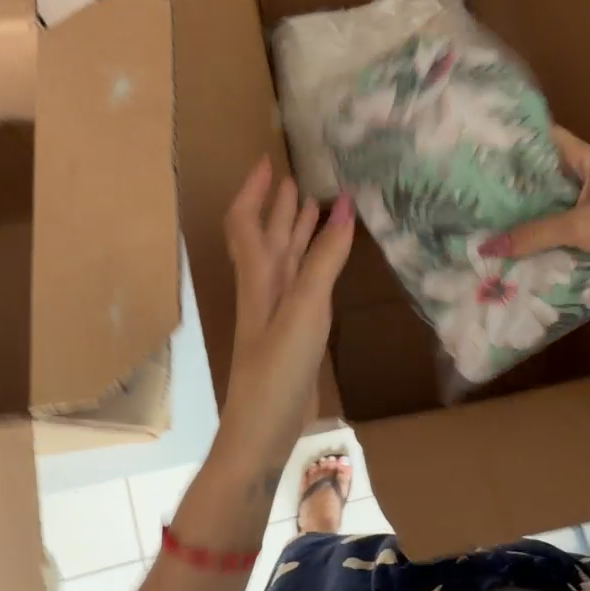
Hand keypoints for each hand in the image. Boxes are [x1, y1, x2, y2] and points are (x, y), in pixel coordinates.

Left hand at [212, 158, 354, 485]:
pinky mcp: (293, 333)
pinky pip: (302, 284)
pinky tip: (325, 262)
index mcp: (258, 277)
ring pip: (285, 260)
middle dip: (279, 204)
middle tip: (298, 176)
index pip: (247, 220)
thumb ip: (323, 260)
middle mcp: (264, 288)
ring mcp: (278, 312)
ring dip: (297, 231)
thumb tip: (343, 206)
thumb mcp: (303, 309)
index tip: (270, 159)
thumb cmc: (276, 370)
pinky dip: (314, 263)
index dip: (254, 189)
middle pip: (267, 236)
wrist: (261, 431)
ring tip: (314, 204)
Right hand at [479, 127, 589, 288]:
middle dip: (511, 190)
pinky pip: (559, 241)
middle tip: (470, 194)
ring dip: (522, 224)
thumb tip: (486, 247)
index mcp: (589, 161)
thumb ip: (533, 235)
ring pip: (548, 215)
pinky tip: (507, 254)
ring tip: (479, 225)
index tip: (481, 145)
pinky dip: (539, 248)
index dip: (518, 140)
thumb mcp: (580, 223)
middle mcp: (587, 183)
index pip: (547, 140)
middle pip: (543, 182)